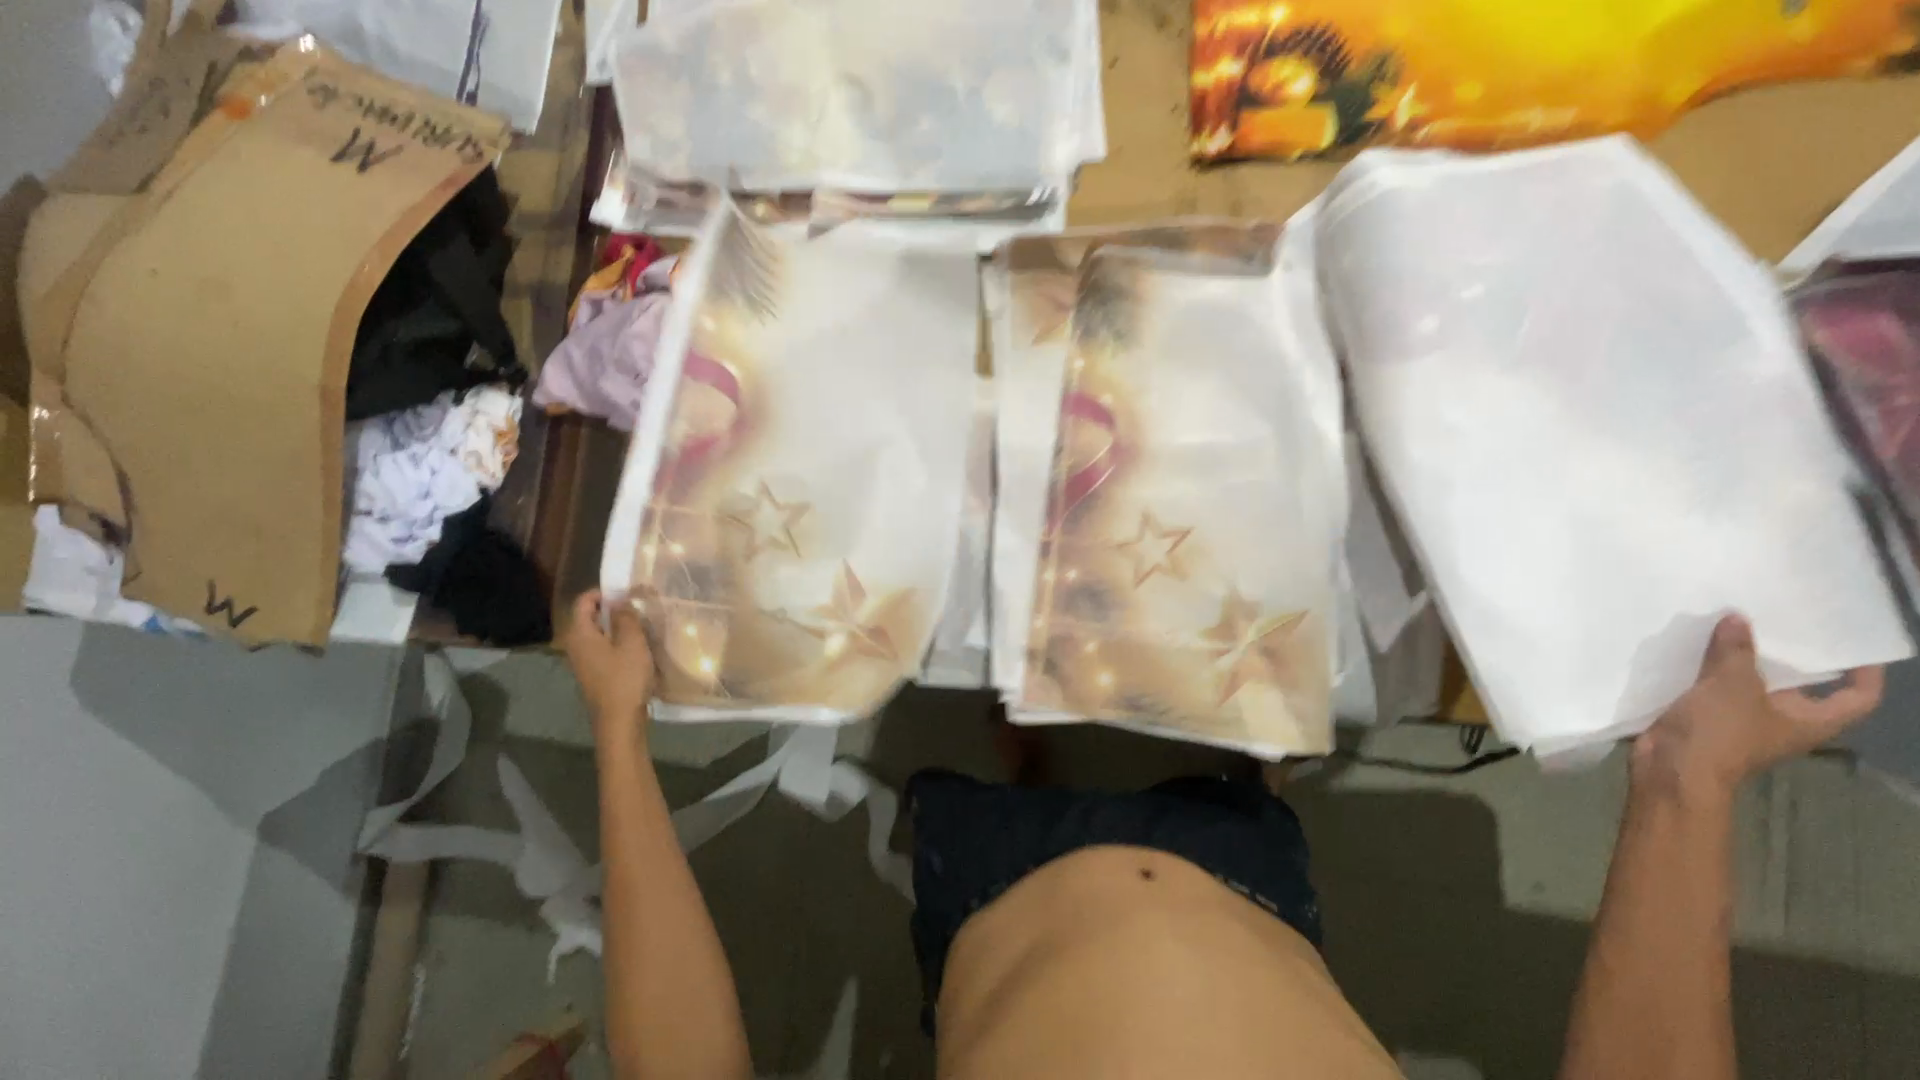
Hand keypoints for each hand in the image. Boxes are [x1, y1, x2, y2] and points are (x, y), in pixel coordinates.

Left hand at [564, 590, 656, 736]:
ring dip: (616, 628)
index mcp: (580, 634)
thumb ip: (626, 617)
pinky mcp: (593, 675)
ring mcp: (582, 663)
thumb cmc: (625, 678)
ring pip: (597, 635)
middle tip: (638, 610)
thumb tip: (620, 600)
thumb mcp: (632, 642)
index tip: (627, 593)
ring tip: (641, 629)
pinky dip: (616, 645)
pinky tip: (636, 652)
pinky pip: (602, 650)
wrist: (618, 721)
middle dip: (612, 610)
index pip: (583, 601)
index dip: (603, 593)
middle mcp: (575, 646)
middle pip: (589, 618)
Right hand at [1634, 614, 1883, 799]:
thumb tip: (1737, 618)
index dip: (1865, 672)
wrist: (1671, 769)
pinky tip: (1694, 650)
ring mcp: (1743, 721)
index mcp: (1810, 720)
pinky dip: (1708, 671)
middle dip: (1789, 656)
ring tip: (1732, 627)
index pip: (1857, 696)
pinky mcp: (1708, 720)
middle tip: (1781, 621)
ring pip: (1750, 685)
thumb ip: (1735, 651)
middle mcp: (1784, 721)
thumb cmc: (1720, 732)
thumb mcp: (1732, 686)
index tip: (1852, 645)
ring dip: (1741, 660)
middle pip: (1799, 685)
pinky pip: (1715, 690)